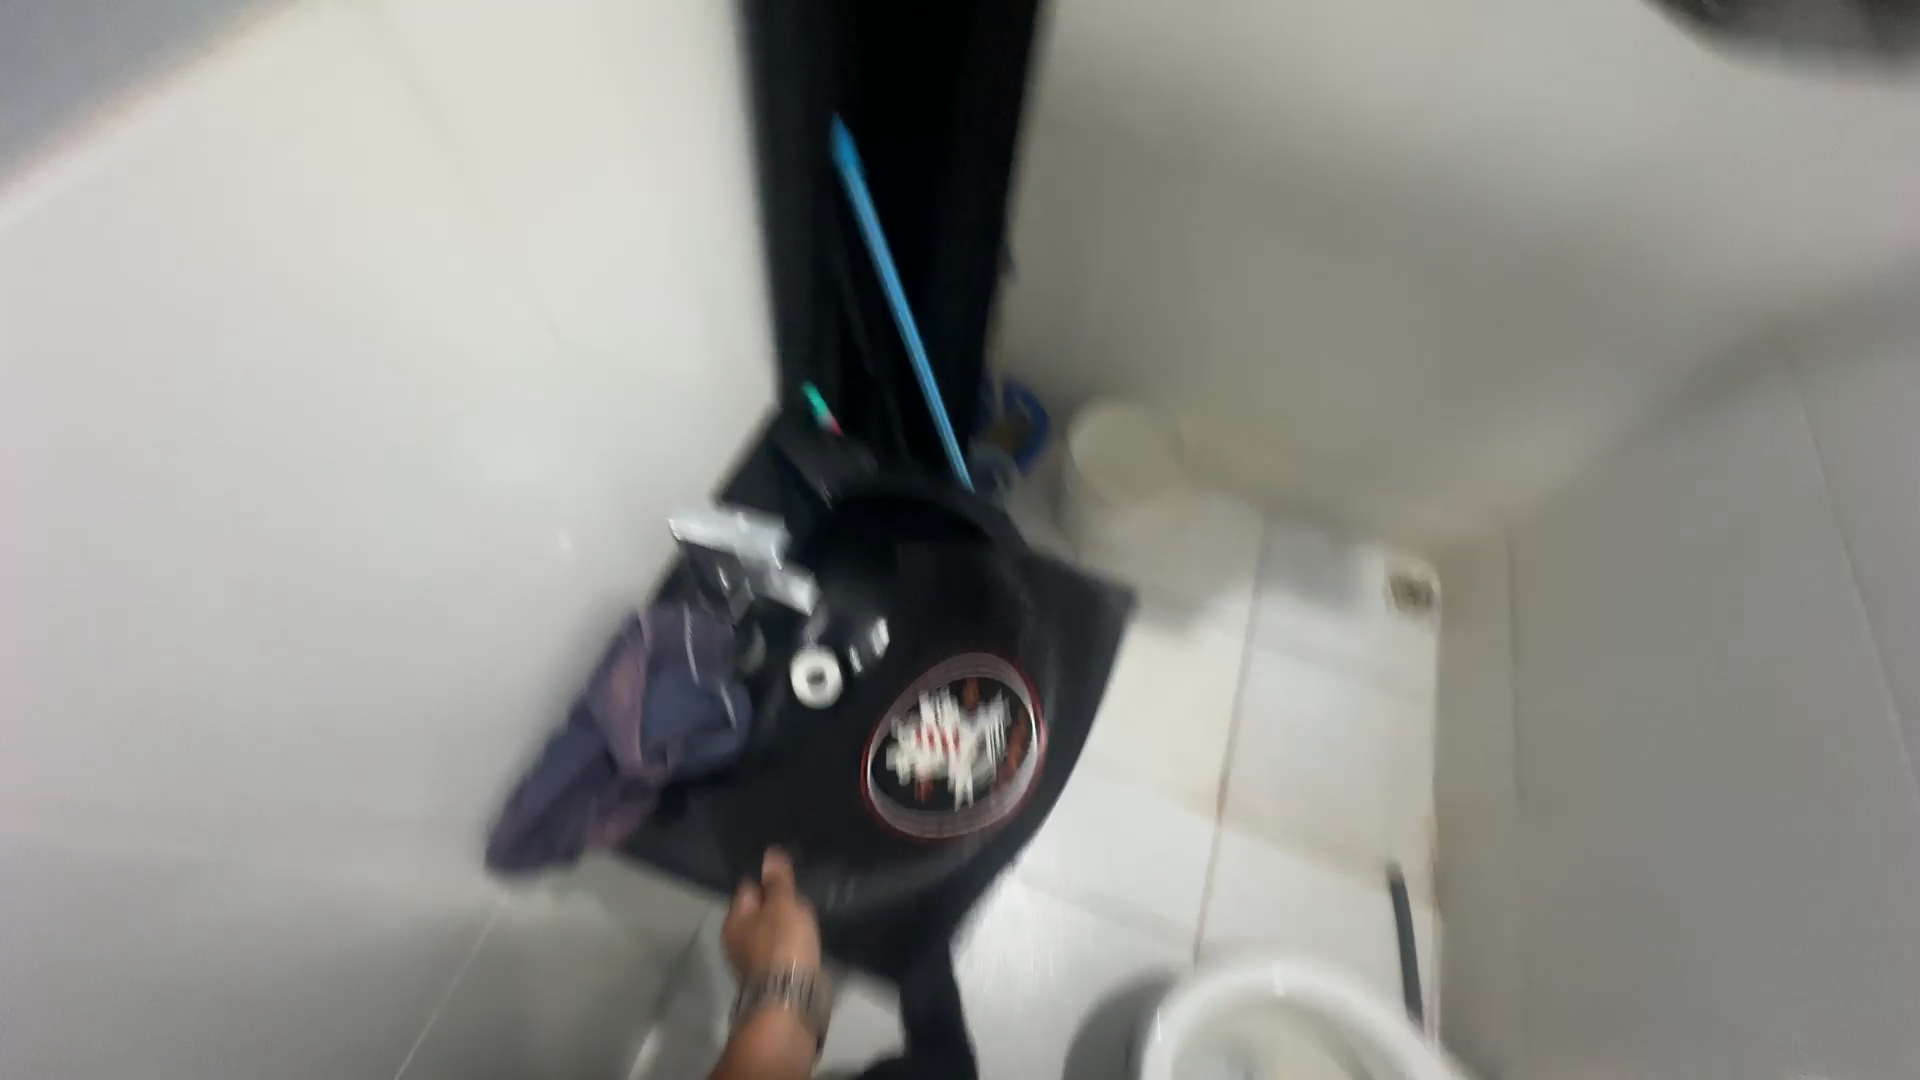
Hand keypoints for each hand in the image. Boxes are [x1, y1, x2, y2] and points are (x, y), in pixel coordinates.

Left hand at [721, 847, 820, 977]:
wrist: (791, 998)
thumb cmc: (783, 943)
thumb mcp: (783, 904)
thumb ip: (777, 880)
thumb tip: (769, 853)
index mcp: (734, 920)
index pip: (748, 888)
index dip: (768, 878)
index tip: (787, 873)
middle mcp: (737, 941)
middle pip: (759, 911)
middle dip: (776, 902)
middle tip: (800, 893)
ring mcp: (753, 961)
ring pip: (771, 931)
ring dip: (785, 924)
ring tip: (807, 914)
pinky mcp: (771, 976)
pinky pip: (782, 948)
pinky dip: (792, 942)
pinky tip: (806, 938)